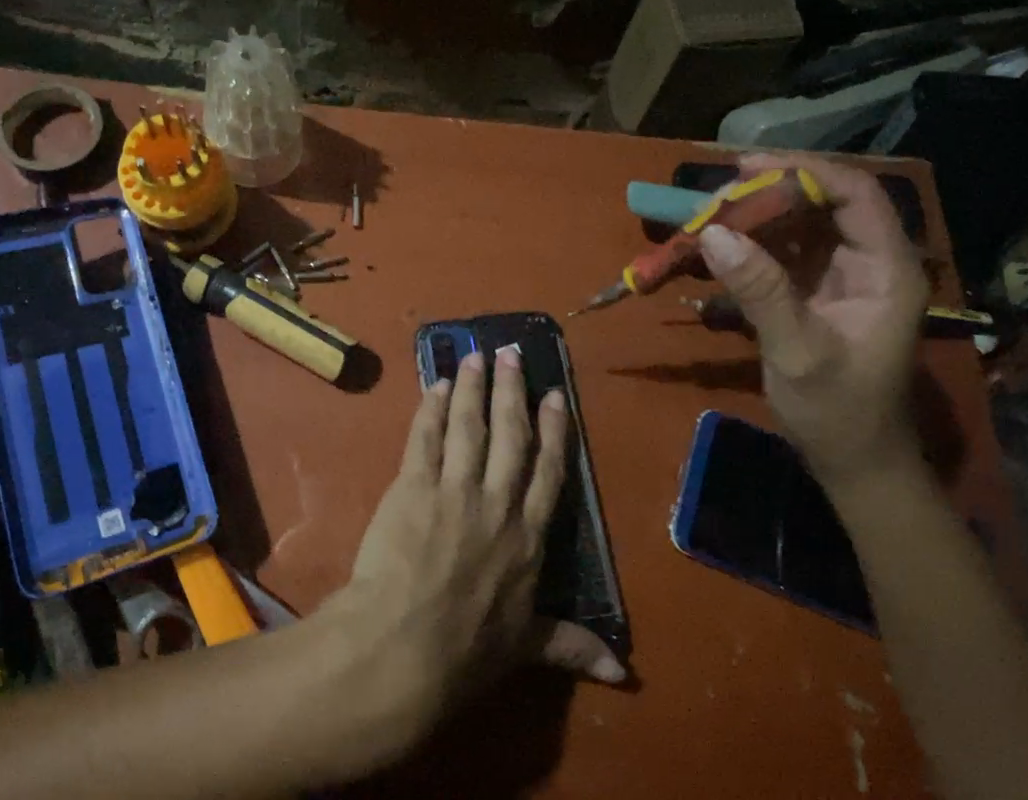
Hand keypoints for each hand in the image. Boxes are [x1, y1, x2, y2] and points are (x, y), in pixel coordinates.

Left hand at [332, 347, 624, 719]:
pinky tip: (433, 387)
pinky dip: (430, 410)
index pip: (548, 473)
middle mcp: (498, 505)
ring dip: (471, 389)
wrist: (404, 644)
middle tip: (511, 354)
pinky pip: (425, 439)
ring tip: (473, 356)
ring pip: (469, 428)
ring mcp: (454, 491)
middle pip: (510, 437)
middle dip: (511, 392)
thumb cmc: (466, 651)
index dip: (553, 431)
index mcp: (529, 539)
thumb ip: (570, 647)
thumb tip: (623, 672)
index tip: (555, 396)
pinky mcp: (412, 486)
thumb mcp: (526, 648)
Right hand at [698, 154, 929, 486]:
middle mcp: (869, 263)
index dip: (805, 172)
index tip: (745, 168)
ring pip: (800, 225)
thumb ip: (761, 292)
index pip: (856, 195)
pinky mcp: (814, 294)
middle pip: (824, 203)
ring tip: (708, 214)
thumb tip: (713, 234)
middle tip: (716, 194)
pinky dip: (750, 245)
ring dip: (755, 216)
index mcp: (886, 270)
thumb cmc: (839, 412)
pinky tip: (716, 246)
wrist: (853, 461)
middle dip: (770, 193)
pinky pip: (782, 253)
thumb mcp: (799, 353)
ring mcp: (841, 277)